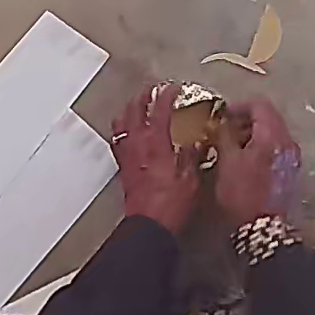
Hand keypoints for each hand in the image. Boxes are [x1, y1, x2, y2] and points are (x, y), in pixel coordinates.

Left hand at [113, 83, 201, 234]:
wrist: (149, 226)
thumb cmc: (171, 205)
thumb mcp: (191, 180)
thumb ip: (193, 156)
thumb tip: (197, 142)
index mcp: (157, 144)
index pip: (160, 110)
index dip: (167, 95)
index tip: (174, 88)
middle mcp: (138, 145)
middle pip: (136, 110)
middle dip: (144, 95)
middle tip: (153, 88)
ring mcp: (127, 155)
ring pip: (122, 121)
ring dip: (130, 108)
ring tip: (137, 102)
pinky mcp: (122, 166)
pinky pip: (117, 139)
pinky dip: (121, 128)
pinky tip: (125, 129)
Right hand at [213, 98, 301, 229]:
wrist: (261, 228)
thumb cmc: (241, 192)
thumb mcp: (226, 160)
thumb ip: (224, 133)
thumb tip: (222, 120)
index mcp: (273, 135)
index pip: (260, 104)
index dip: (239, 106)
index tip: (223, 115)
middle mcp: (288, 141)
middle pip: (269, 117)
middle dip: (246, 119)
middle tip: (224, 129)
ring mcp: (292, 156)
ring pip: (273, 132)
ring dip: (253, 132)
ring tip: (231, 144)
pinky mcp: (290, 169)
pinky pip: (276, 147)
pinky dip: (261, 145)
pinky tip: (244, 158)